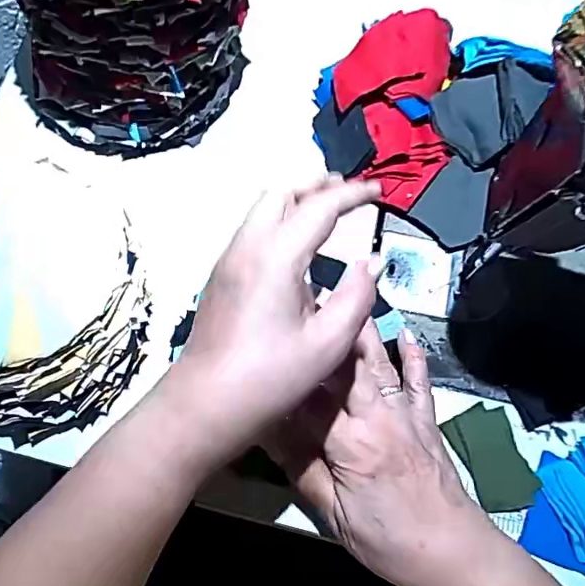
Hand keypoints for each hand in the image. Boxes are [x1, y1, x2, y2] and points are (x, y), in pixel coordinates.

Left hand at [159, 177, 382, 467]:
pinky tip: (296, 247)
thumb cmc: (269, 377)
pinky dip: (275, 225)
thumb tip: (372, 262)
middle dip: (315, 185)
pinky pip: (248, 235)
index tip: (379, 191)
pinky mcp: (217, 281)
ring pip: (258, 213)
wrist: (205, 400)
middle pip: (277, 195)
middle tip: (348, 191)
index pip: (317, 206)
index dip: (352, 194)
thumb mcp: (329, 341)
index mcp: (274, 257)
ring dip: (292, 204)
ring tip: (326, 212)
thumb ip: (357, 295)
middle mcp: (244, 251)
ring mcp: (225, 264)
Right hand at [267, 323, 521, 585]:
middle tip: (303, 294)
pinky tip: (405, 336)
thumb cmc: (387, 539)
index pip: (308, 394)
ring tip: (344, 297)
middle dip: (325, 328)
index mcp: (350, 440)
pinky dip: (412, 358)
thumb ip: (299, 464)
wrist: (456, 557)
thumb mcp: (331, 510)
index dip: (285, 366)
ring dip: (361, 330)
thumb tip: (262, 428)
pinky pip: (419, 384)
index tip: (263, 338)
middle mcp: (380, 418)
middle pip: (347, 364)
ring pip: (380, 365)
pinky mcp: (426, 426)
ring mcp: (407, 418)